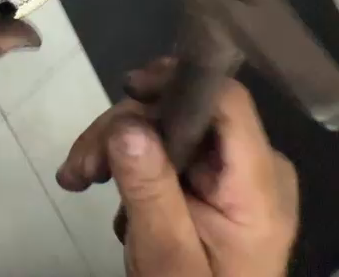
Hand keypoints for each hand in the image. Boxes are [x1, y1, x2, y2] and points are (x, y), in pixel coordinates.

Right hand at [57, 62, 297, 276]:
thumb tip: (127, 124)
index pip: (229, 102)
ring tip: (79, 177)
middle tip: (79, 166)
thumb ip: (150, 192)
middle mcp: (253, 168)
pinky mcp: (212, 179)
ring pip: (165, 124)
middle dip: (124, 128)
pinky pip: (166, 145)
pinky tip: (98, 183)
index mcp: (259, 189)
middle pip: (184, 111)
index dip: (178, 81)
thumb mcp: (167, 262)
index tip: (127, 92)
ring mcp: (232, 173)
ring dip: (115, 143)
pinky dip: (127, 158)